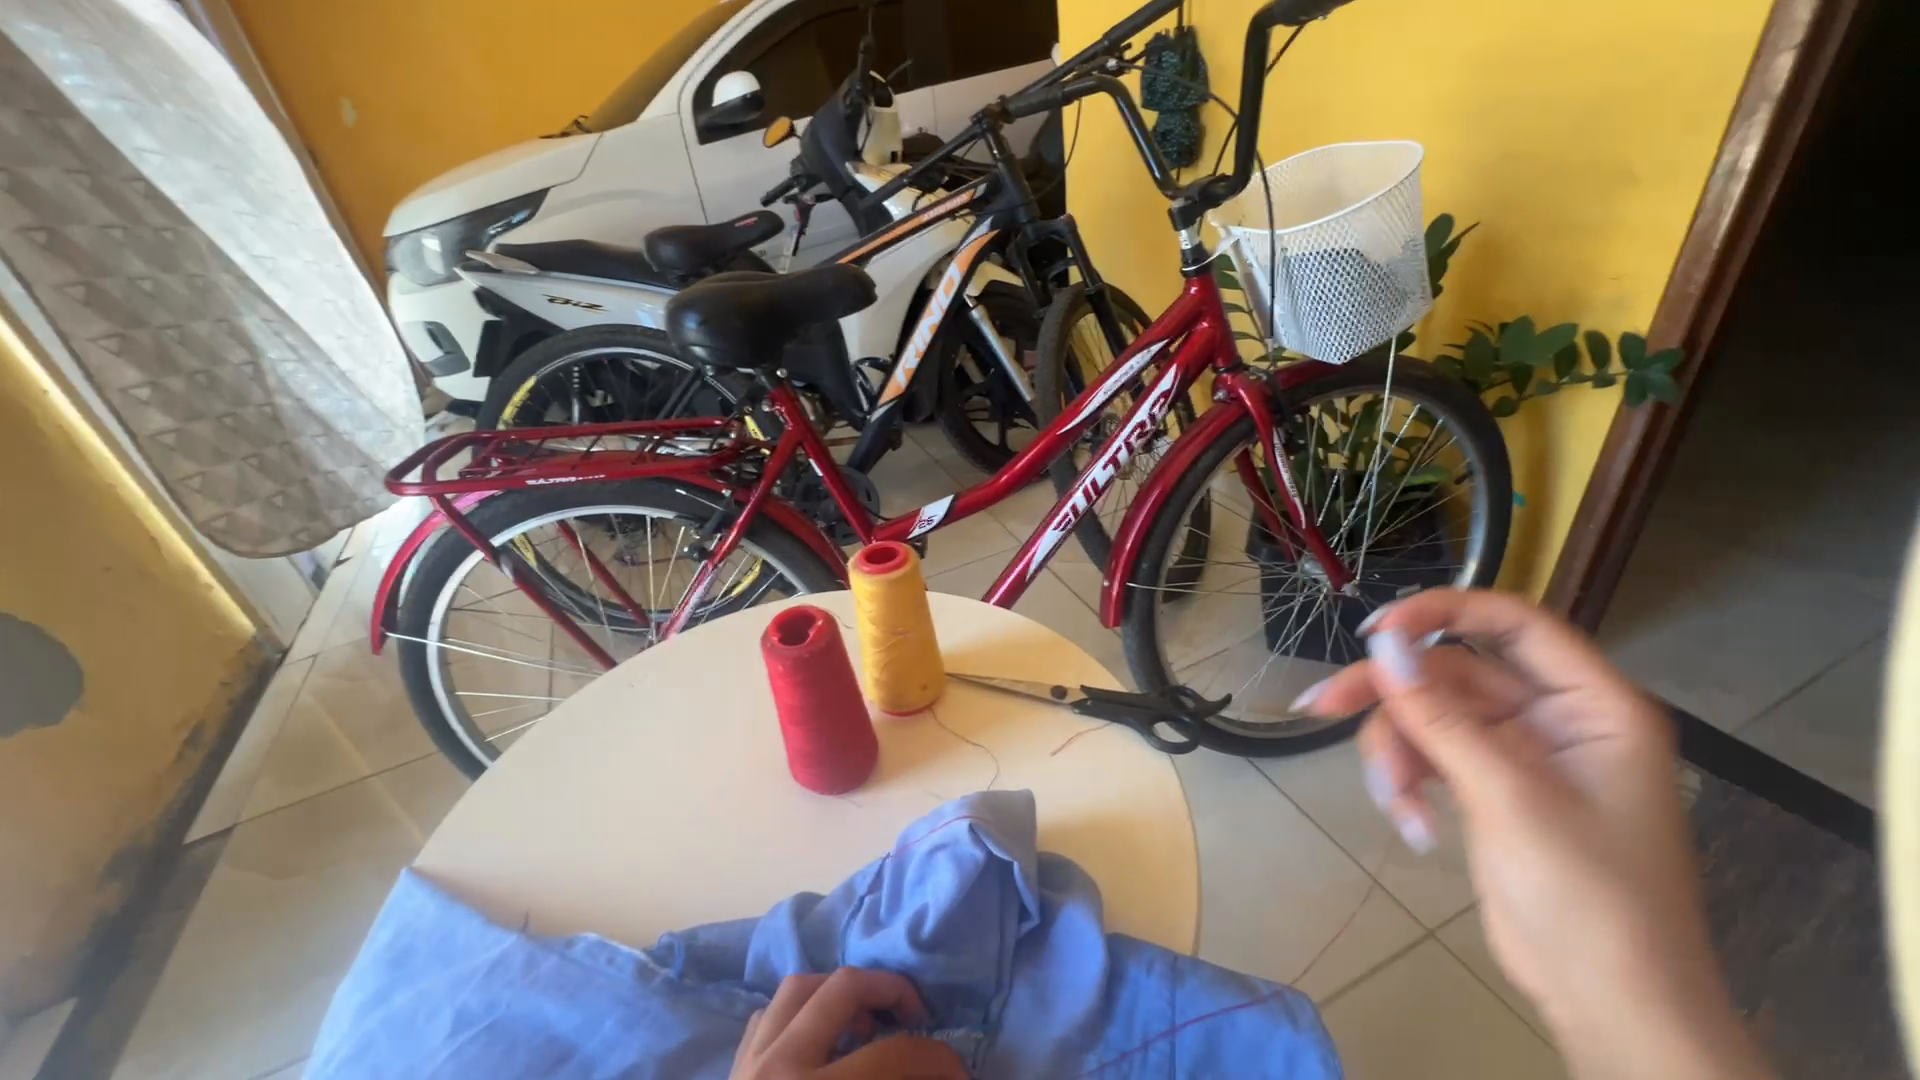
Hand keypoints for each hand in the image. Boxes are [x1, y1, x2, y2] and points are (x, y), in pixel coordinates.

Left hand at [728, 968, 965, 1079]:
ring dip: (838, 994)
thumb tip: (943, 1066)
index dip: (936, 1059)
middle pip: (840, 989)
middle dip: (889, 992)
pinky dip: (798, 1016)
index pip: (892, 1055)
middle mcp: (776, 1068)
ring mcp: (746, 1066)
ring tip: (867, 1023)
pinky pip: (766, 1019)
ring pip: (796, 989)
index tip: (958, 1069)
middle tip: (916, 1017)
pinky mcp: (732, 1071)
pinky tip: (821, 1040)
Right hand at [1297, 589, 1772, 1079]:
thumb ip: (1440, 716)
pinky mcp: (1488, 786)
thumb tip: (1382, 644)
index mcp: (1592, 704)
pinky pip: (1429, 755)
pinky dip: (1408, 783)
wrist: (1611, 1003)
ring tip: (1397, 808)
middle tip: (1318, 708)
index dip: (1441, 613)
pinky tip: (1412, 826)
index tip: (1373, 634)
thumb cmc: (1589, 898)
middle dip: (1389, 699)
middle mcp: (1554, 716)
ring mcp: (1518, 753)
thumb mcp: (1508, 797)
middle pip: (1450, 673)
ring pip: (1428, 716)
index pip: (1512, 622)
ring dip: (1396, 755)